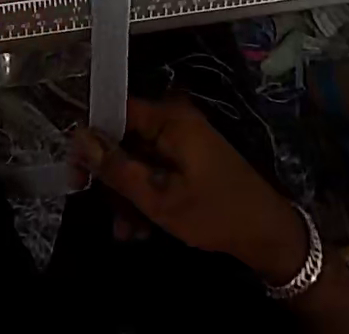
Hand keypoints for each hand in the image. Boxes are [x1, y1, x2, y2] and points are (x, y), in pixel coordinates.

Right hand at [71, 97, 310, 281]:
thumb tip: (79, 136)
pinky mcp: (186, 158)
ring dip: (126, 191)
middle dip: (110, 174)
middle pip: (123, 137)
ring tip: (125, 230)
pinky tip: (139, 226)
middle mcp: (172, 119)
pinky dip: (144, 193)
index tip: (76, 168)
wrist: (272, 238)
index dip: (91, 137)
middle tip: (96, 204)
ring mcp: (181, 139)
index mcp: (168, 117)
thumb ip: (117, 167)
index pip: (114, 110)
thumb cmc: (216, 213)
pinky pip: (153, 167)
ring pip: (136, 157)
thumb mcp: (160, 199)